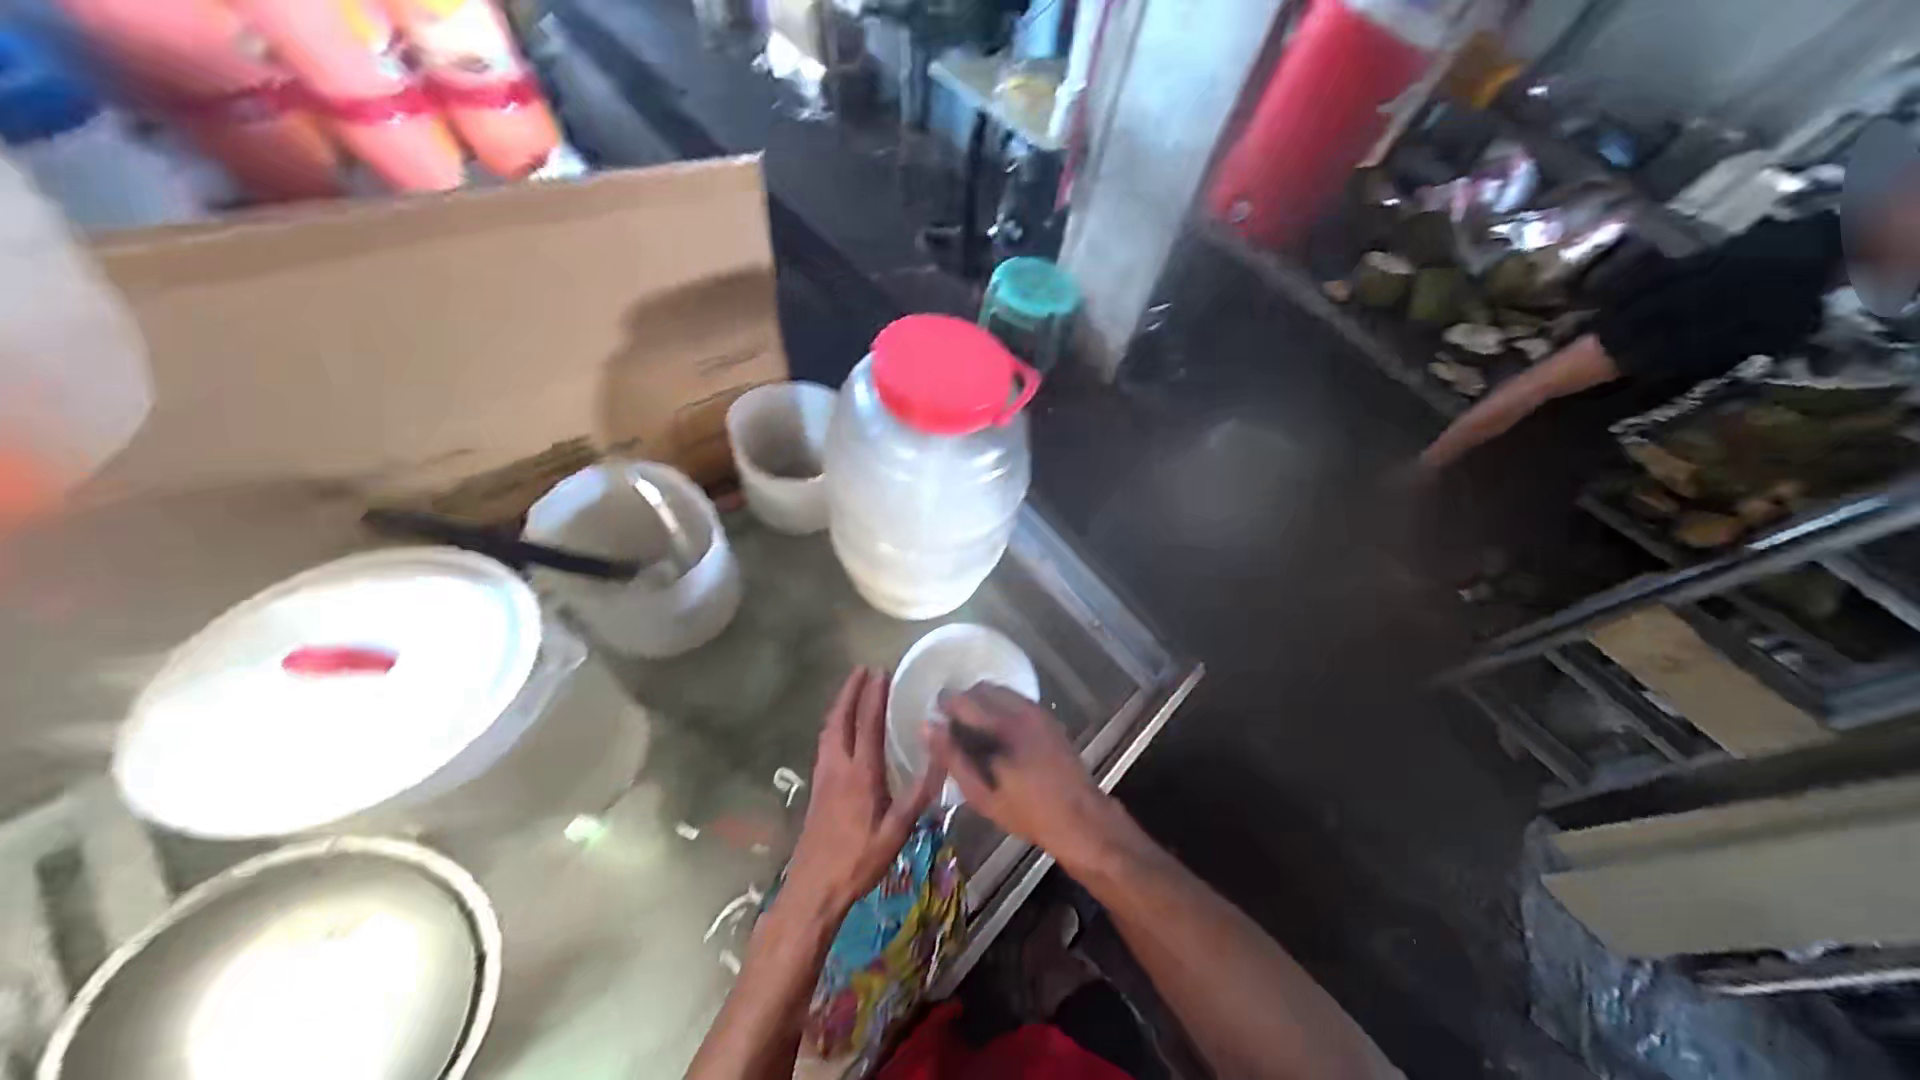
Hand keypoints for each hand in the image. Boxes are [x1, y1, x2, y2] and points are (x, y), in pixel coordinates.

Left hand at [785, 667, 944, 912]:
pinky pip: (825, 742)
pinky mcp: (817, 787)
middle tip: (862, 669)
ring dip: (840, 704)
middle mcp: (838, 767)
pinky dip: (833, 723)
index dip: (874, 696)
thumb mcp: (896, 832)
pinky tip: (838, 728)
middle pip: (841, 718)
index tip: (881, 672)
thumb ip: (917, 795)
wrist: (813, 887)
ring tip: (850, 689)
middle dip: (851, 691)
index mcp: (861, 775)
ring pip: (829, 729)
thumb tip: (940, 759)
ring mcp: (823, 776)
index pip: (867, 725)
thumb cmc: (858, 861)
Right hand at [931, 683, 1122, 866]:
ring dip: (983, 702)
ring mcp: (1039, 712)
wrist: (1079, 818)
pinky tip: (998, 733)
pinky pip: (1017, 701)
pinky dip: (1001, 707)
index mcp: (1003, 726)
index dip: (945, 704)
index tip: (935, 716)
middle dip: (964, 701)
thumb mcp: (981, 793)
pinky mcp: (1049, 719)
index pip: (964, 700)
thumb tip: (928, 727)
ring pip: (1001, 692)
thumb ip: (952, 757)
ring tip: (974, 730)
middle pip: (983, 689)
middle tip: (953, 725)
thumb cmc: (1027, 811)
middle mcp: (1022, 710)